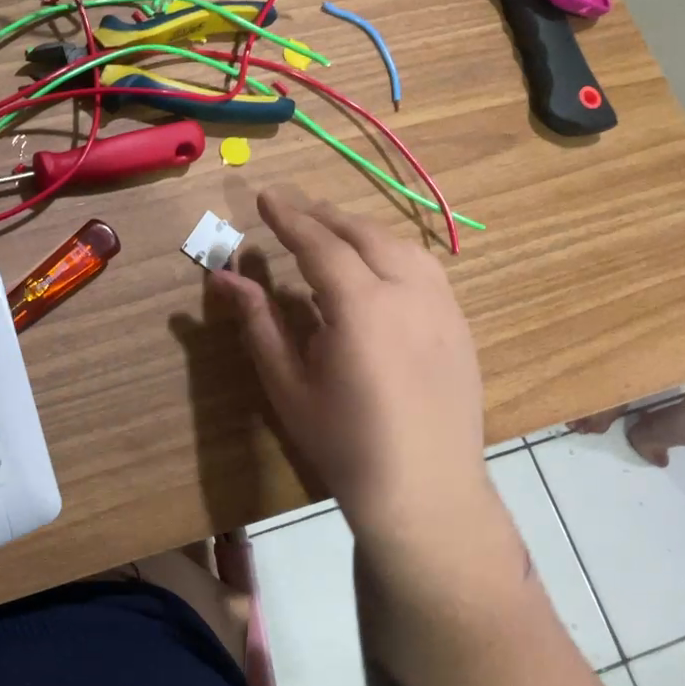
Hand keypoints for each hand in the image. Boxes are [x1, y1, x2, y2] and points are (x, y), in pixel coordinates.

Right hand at [209, 189, 484, 523]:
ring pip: (401, 246)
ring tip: (329, 227)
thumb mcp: (287, 382)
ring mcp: (443, 308)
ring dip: (360, 229)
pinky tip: (374, 265)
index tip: (264, 196)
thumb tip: (225, 277)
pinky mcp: (460, 326)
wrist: (424, 489)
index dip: (289, 218)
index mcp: (362, 308)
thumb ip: (258, 322)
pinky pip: (424, 269)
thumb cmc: (343, 440)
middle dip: (324, 215)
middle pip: (364, 235)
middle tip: (290, 205)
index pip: (320, 244)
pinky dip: (391, 251)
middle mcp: (409, 294)